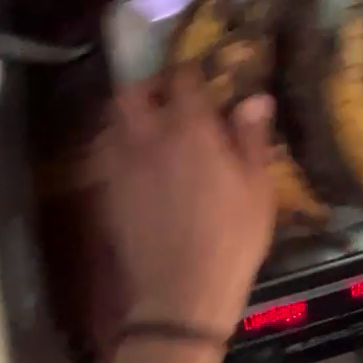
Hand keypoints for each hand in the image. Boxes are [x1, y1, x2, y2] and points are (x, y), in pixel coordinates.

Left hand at [96, 69, 277, 333]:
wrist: (182, 293)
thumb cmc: (232, 237)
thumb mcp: (257, 186)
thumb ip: (252, 137)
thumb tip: (255, 98)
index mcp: (190, 130)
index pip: (182, 79)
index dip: (189, 70)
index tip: (200, 73)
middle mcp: (148, 138)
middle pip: (132, 93)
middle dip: (147, 86)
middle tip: (166, 96)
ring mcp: (121, 166)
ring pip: (112, 123)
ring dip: (127, 116)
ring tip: (147, 127)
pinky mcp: (107, 194)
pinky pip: (104, 156)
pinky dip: (117, 148)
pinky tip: (135, 163)